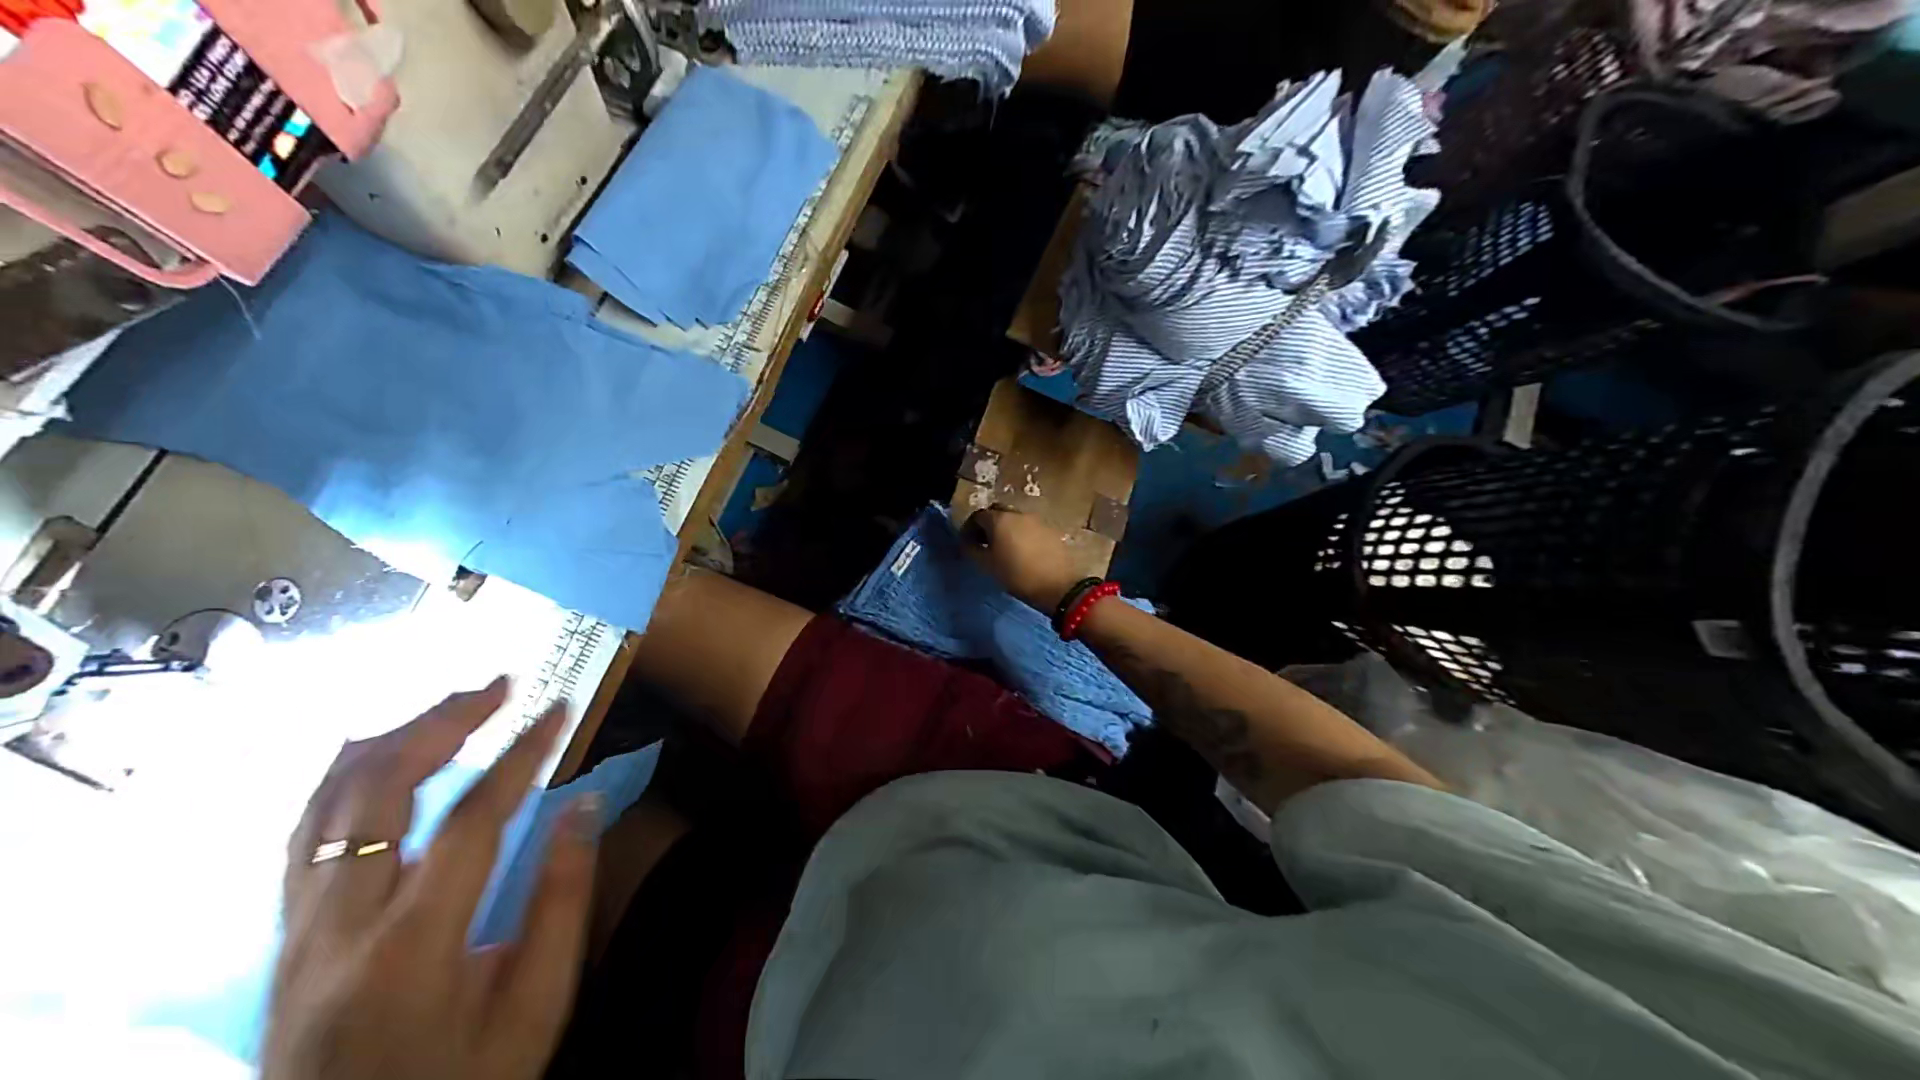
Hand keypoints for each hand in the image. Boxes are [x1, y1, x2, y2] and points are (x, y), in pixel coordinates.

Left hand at [265, 678, 598, 1079]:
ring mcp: (299, 926)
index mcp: (412, 946)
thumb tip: (582, 806)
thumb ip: (561, 902)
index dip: (523, 753)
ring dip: (395, 736)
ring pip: (328, 800)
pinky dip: (346, 775)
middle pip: (380, 788)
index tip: (561, 707)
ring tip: (452, 706)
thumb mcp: (535, 1008)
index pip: (473, 817)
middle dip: (446, 721)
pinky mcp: (285, 932)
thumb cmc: (462, 1078)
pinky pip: (304, 830)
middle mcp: (339, 923)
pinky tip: (382, 751)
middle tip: (501, 686)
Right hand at [963, 507, 1084, 613]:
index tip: (967, 543)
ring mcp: (1037, 520)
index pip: (977, 516)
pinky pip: (1029, 528)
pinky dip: (1021, 535)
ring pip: (1015, 520)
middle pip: (997, 512)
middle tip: (984, 544)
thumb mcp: (987, 566)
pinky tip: (1022, 553)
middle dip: (988, 525)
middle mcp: (1018, 514)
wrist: (1059, 586)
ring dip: (1006, 530)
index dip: (969, 528)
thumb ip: (972, 550)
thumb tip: (966, 542)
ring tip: (1004, 550)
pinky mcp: (1051, 530)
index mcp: (999, 519)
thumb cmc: (1017, 575)